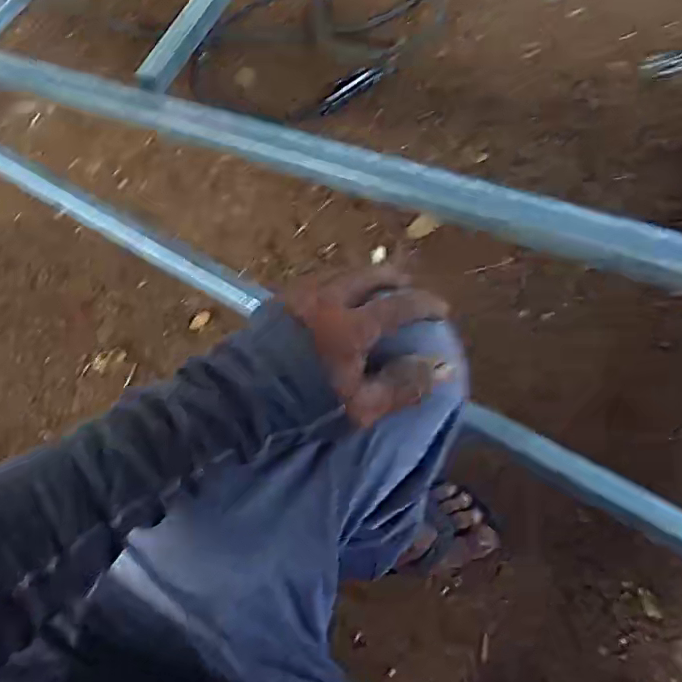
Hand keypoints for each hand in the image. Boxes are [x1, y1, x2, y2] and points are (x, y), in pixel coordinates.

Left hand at [281, 266, 453, 428]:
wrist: (239, 395)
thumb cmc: (304, 404)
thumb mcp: (360, 406)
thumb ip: (403, 385)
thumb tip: (441, 369)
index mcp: (352, 325)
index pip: (399, 305)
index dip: (425, 305)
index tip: (442, 310)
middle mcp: (328, 299)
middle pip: (370, 276)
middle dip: (394, 279)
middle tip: (409, 288)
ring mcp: (302, 294)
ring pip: (343, 274)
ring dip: (366, 278)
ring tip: (377, 290)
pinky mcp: (281, 299)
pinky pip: (320, 281)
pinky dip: (339, 283)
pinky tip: (340, 296)